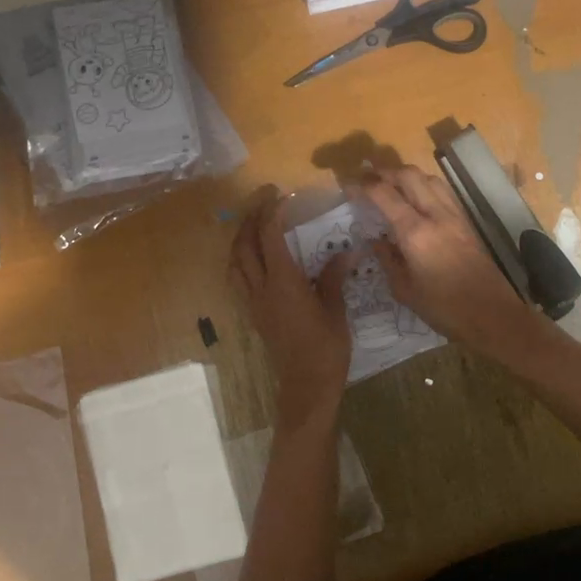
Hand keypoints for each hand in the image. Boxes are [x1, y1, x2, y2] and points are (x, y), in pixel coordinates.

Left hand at [228, 186, 352, 424]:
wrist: (306, 385)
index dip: (272, 212)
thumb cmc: (326, 348)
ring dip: (240, 238)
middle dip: (250, 218)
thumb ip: (334, 278)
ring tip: (253, 225)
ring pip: (234, 262)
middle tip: (264, 201)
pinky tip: (252, 258)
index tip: (283, 195)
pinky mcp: (253, 315)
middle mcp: (261, 288)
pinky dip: (240, 260)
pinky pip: (237, 280)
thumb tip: (346, 252)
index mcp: (283, 282)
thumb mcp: (335, 310)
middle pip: (244, 244)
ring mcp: (253, 302)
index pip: (269, 236)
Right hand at [356, 166, 548, 358]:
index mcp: (415, 233)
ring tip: (391, 185)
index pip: (384, 194)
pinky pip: (443, 191)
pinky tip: (417, 199)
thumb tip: (377, 241)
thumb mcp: (405, 290)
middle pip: (409, 175)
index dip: (363, 186)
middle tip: (367, 179)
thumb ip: (388, 261)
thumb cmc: (444, 308)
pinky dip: (425, 186)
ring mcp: (454, 216)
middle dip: (385, 172)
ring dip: (407, 175)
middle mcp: (435, 215)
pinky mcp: (466, 222)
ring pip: (429, 178)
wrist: (492, 314)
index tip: (348, 185)